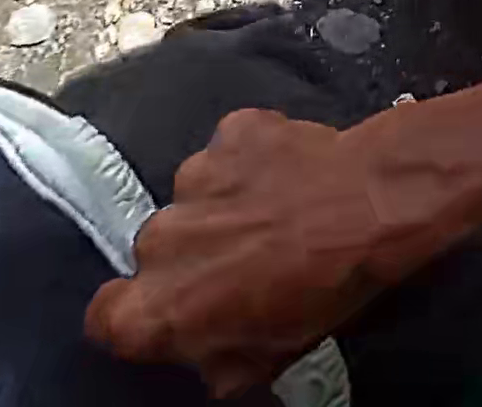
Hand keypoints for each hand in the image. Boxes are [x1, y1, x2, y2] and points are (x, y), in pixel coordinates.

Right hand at [84, 106, 481, 395]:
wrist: (373, 201)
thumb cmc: (328, 285)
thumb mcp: (271, 352)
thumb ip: (217, 353)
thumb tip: (208, 343)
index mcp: (160, 304)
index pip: (108, 315)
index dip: (144, 308)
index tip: (179, 299)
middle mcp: (163, 235)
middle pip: (159, 245)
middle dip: (195, 247)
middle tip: (249, 244)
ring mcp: (197, 172)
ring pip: (197, 190)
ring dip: (227, 196)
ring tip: (278, 200)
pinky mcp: (233, 128)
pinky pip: (232, 145)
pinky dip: (254, 153)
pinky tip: (290, 165)